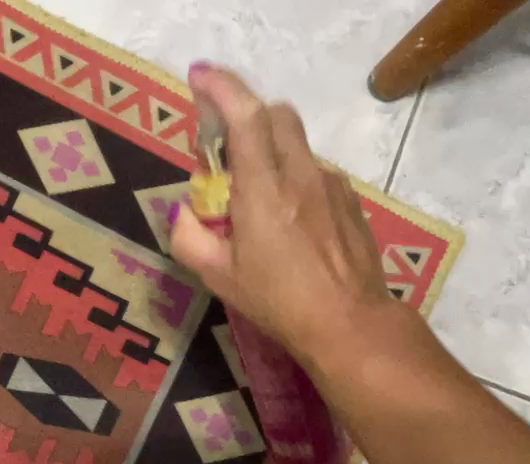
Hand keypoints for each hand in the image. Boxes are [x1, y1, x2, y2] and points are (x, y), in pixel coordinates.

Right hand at [169, 64, 407, 371]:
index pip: (245, 116)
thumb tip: (183, 214)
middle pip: (275, 115)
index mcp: (263, 191)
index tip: (199, 77)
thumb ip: (189, 240)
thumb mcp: (218, 278)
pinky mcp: (347, 198)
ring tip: (253, 201)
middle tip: (222, 149)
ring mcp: (329, 183)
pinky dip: (291, 179)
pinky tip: (286, 224)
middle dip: (245, 116)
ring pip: (294, 143)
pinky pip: (312, 172)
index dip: (221, 89)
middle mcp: (300, 174)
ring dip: (268, 152)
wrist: (347, 320)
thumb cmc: (277, 302)